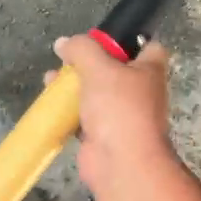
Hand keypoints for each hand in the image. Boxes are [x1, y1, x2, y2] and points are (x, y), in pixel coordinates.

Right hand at [52, 34, 174, 191]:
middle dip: (88, 62)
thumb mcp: (99, 68)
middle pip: (114, 69)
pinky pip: (85, 117)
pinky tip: (52, 104)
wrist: (121, 163)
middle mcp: (140, 92)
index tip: (104, 37)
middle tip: (66, 59)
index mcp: (149, 71)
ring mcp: (122, 116)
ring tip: (51, 79)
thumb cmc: (119, 109)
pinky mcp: (104, 135)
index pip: (148, 46)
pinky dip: (70, 111)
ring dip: (74, 86)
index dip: (128, 39)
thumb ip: (82, 49)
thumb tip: (64, 43)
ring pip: (96, 93)